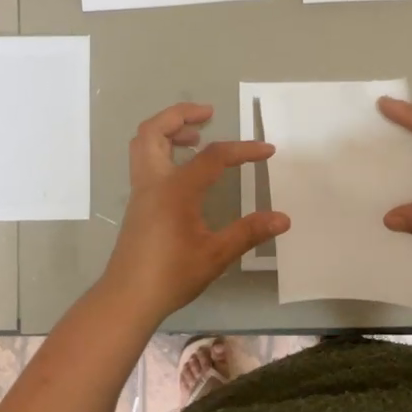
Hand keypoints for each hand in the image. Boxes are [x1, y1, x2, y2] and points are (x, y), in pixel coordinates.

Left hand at [99, 104, 290, 321]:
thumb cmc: (171, 275)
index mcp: (175, 189)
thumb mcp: (215, 255)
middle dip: (180, 115)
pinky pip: (144, 161)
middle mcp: (153, 182)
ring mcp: (141, 192)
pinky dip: (162, 150)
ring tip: (196, 136)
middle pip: (154, 130)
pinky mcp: (137, 204)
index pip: (213, 156)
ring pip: (143, 143)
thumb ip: (248, 232)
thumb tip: (283, 218)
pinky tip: (184, 169)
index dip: (242, 149)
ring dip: (167, 130)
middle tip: (208, 114)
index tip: (267, 151)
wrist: (128, 297)